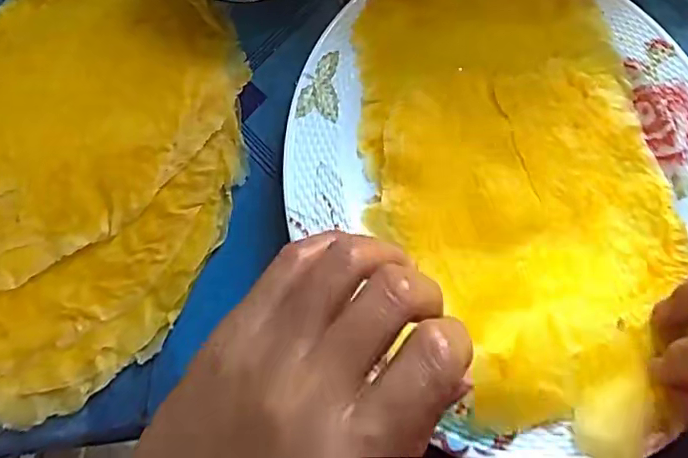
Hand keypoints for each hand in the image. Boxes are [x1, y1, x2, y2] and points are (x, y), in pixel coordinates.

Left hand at [137, 232, 471, 457]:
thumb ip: (411, 430)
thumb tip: (452, 366)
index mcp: (355, 445)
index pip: (433, 356)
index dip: (455, 340)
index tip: (448, 347)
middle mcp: (313, 384)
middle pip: (392, 292)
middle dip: (424, 292)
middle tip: (423, 309)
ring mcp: (267, 346)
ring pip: (343, 258)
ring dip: (382, 257)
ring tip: (390, 274)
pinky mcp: (232, 325)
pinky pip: (291, 258)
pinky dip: (330, 248)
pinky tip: (345, 262)